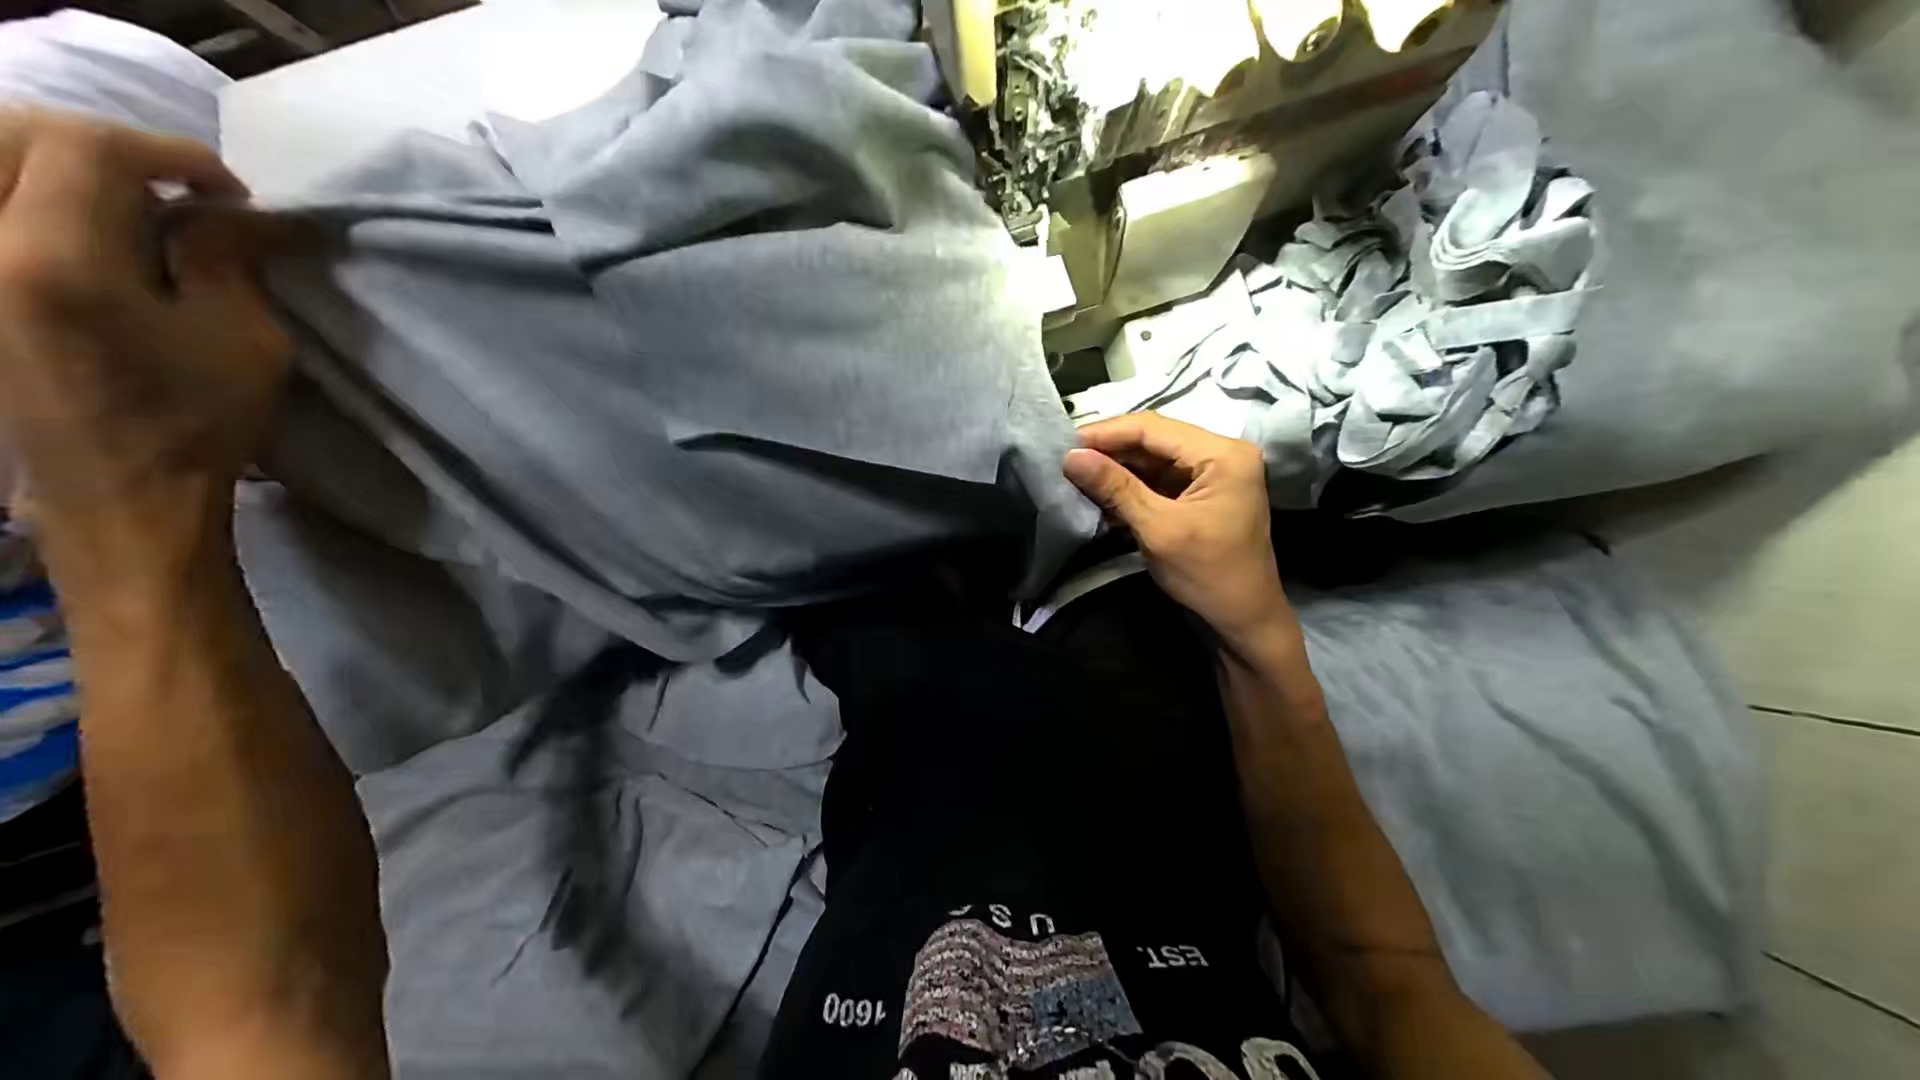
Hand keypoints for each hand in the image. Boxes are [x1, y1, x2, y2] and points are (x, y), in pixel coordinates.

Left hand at [0, 109, 289, 535]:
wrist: (122, 488)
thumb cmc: (200, 420)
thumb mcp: (245, 340)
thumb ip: (225, 259)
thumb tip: (232, 209)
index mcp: (55, 259)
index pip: (88, 148)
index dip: (168, 152)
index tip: (227, 188)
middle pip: (9, 131)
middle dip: (100, 145)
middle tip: (171, 184)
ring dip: (50, 160)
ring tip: (122, 198)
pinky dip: (19, 191)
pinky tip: (74, 223)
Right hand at [1063, 412, 1292, 644]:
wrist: (1243, 619)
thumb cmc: (1207, 574)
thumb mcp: (1157, 529)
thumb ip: (1115, 487)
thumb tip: (1070, 457)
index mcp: (1222, 454)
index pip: (1153, 428)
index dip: (1106, 432)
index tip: (1064, 443)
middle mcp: (1221, 452)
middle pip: (1154, 439)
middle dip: (1109, 448)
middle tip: (1066, 458)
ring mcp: (1213, 472)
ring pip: (1154, 457)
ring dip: (1117, 466)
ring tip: (1077, 472)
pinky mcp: (1202, 491)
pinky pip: (1160, 477)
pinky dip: (1131, 483)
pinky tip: (1101, 489)